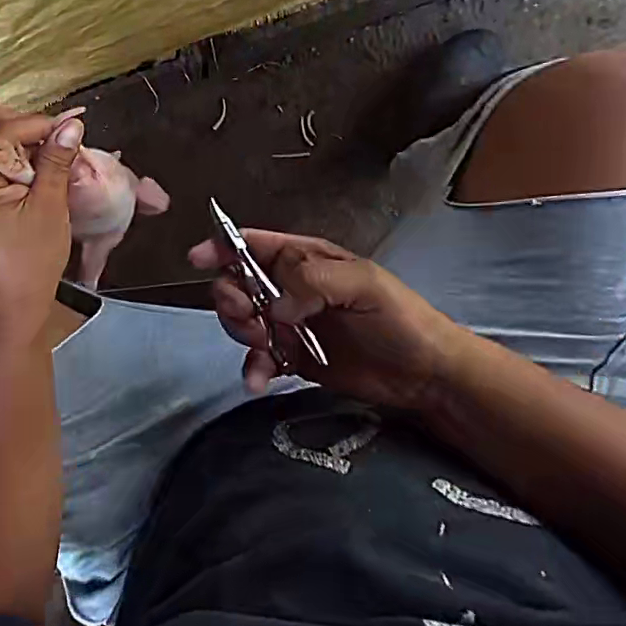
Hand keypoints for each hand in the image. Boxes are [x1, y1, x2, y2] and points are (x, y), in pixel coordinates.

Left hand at [0, 105, 85, 337]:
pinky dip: (22, 154)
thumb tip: (71, 124)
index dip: (37, 125)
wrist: (18, 297)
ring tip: (53, 159)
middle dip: (25, 126)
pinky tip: (43, 170)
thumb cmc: (34, 257)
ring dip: (25, 139)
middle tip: (56, 143)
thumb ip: (57, 161)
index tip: (67, 133)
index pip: (2, 131)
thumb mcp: (50, 206)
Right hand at [188, 229, 470, 407]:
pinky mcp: (291, 359)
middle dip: (232, 298)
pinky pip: (257, 359)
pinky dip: (252, 368)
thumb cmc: (399, 318)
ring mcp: (288, 325)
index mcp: (304, 260)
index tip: (198, 259)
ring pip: (241, 320)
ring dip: (241, 332)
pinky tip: (258, 380)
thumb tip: (274, 304)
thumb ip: (313, 281)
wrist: (426, 377)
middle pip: (236, 283)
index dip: (222, 246)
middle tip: (251, 316)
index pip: (253, 244)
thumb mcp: (363, 283)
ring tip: (266, 346)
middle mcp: (289, 289)